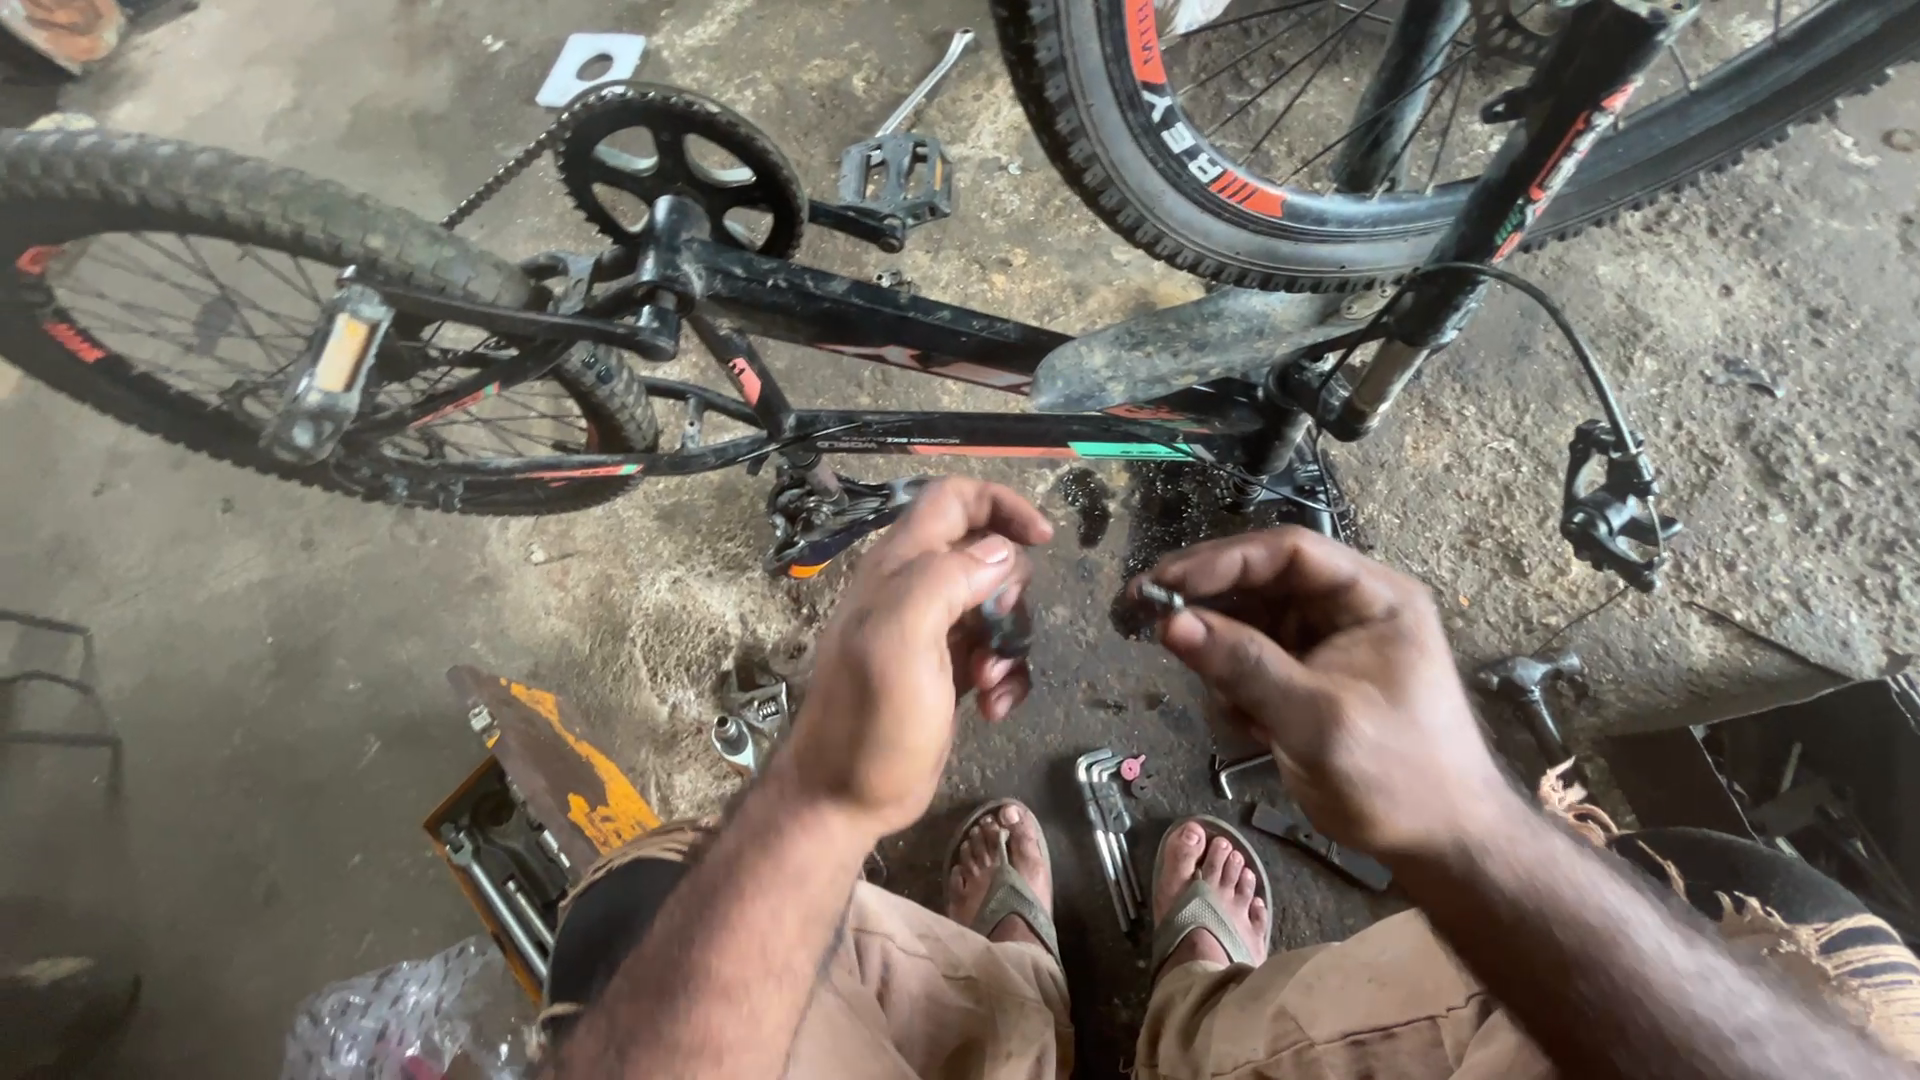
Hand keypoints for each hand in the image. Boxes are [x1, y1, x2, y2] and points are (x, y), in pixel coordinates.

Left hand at [780, 478, 1052, 840]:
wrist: (847, 795)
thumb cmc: (872, 717)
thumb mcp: (902, 638)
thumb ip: (947, 580)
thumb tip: (1001, 552)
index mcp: (900, 567)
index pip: (953, 499)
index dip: (1001, 505)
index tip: (1041, 539)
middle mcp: (915, 589)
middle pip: (986, 556)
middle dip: (1010, 592)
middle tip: (1000, 631)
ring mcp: (932, 632)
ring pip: (997, 607)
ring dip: (1009, 644)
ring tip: (991, 683)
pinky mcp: (947, 670)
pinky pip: (995, 651)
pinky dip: (1005, 676)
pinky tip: (992, 708)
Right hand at [1139, 526, 1520, 858]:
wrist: (1436, 845)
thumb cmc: (1398, 778)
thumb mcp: (1317, 720)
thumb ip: (1244, 667)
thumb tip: (1169, 623)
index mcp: (1372, 597)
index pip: (1288, 552)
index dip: (1221, 561)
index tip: (1164, 583)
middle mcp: (1343, 607)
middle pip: (1257, 580)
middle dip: (1205, 603)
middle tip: (1143, 612)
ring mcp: (1319, 640)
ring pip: (1242, 620)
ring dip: (1220, 657)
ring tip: (1234, 707)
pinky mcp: (1300, 672)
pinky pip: (1244, 658)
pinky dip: (1231, 686)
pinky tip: (1252, 726)